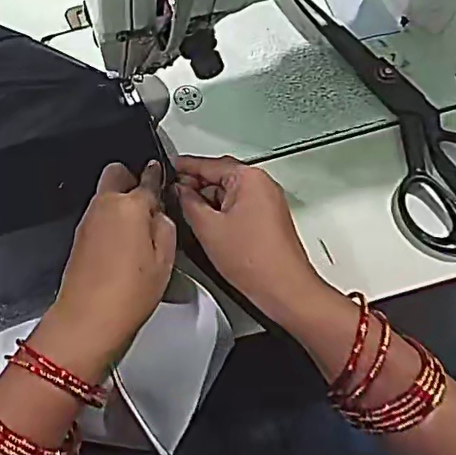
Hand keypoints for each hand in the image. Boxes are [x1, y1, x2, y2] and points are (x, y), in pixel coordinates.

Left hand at [33, 162, 176, 380]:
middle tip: (146, 198)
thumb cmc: (126, 294)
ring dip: (119, 201)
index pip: (147, 178)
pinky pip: (97, 215)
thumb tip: (160, 216)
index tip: (157, 173)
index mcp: (129, 205)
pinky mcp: (79, 235)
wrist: (89, 317)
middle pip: (116, 173)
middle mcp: (103, 205)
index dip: (156, 176)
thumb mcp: (165, 260)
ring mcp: (88, 219)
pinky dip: (109, 220)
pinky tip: (123, 244)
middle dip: (130, 179)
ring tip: (138, 229)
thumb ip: (166, 227)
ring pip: (104, 194)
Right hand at [173, 155, 337, 324]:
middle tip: (174, 194)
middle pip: (220, 176)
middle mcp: (263, 185)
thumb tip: (180, 190)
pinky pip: (239, 206)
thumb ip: (187, 201)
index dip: (185, 167)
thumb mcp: (206, 227)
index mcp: (250, 179)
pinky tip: (210, 228)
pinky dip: (222, 213)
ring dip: (208, 202)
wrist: (284, 290)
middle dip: (196, 186)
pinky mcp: (268, 218)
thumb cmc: (257, 262)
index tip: (171, 167)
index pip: (209, 164)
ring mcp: (268, 202)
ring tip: (191, 217)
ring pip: (228, 193)